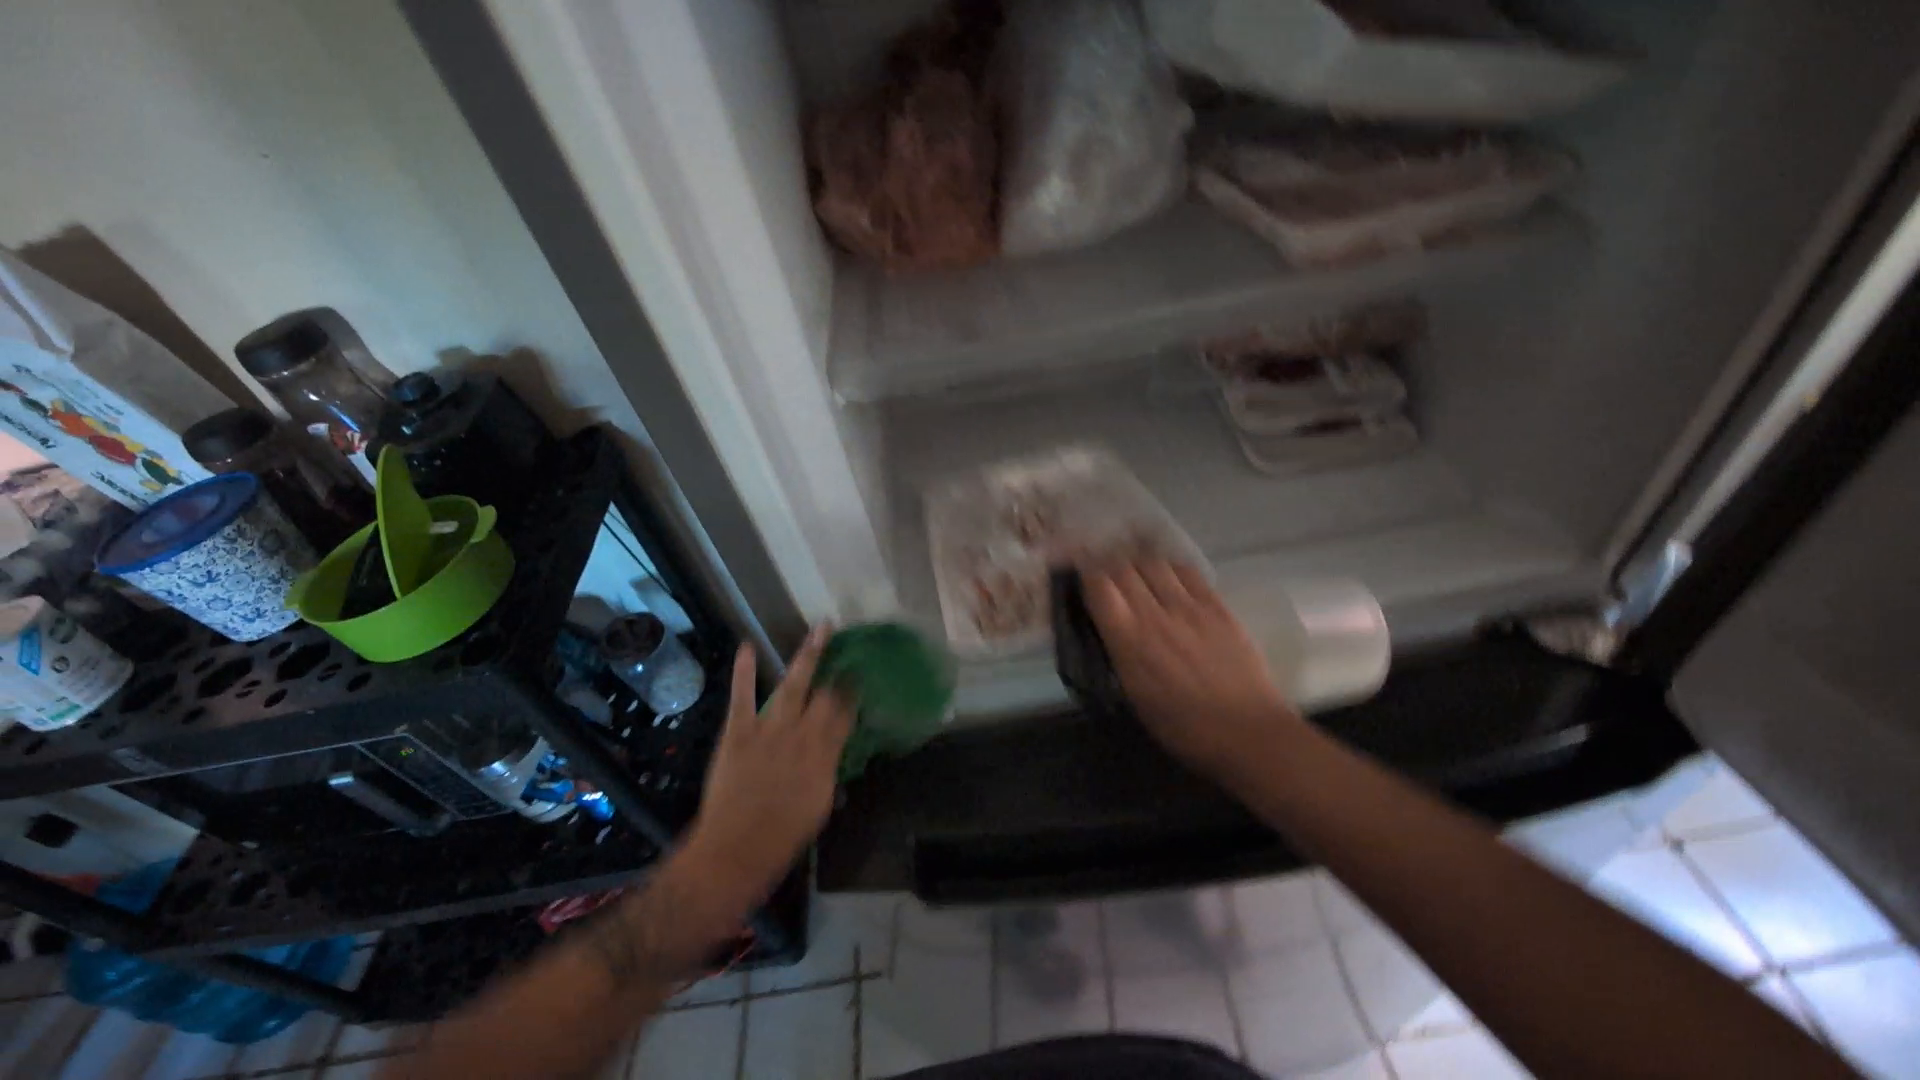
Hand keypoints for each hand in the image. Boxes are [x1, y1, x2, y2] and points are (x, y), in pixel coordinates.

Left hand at [686, 627, 852, 904]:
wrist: (737, 848)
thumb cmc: (783, 837)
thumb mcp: (819, 806)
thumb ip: (827, 772)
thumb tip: (833, 754)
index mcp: (825, 757)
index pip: (846, 716)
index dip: (855, 693)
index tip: (863, 674)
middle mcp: (802, 737)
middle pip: (826, 695)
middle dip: (839, 668)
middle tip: (847, 643)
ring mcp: (769, 731)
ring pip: (792, 686)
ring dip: (806, 655)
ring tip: (819, 630)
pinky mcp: (738, 733)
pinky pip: (743, 697)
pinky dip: (744, 672)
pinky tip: (747, 647)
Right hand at [1082, 558, 1304, 786]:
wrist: (1248, 731)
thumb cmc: (1185, 728)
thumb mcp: (1136, 697)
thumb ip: (1120, 656)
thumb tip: (1110, 631)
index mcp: (1129, 641)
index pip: (1099, 586)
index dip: (1084, 571)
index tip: (1077, 571)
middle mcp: (1155, 614)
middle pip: (1123, 567)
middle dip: (1106, 562)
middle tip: (1101, 567)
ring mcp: (1189, 605)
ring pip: (1153, 562)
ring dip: (1136, 560)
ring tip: (1131, 566)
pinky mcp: (1217, 605)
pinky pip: (1187, 570)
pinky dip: (1169, 566)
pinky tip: (1166, 573)